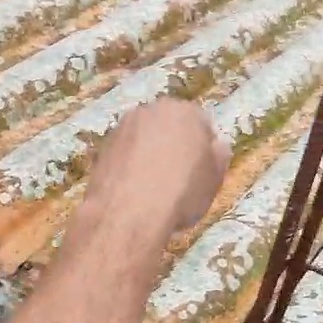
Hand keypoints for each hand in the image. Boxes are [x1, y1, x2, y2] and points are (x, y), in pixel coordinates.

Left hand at [74, 99, 229, 243]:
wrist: (129, 212)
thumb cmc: (181, 192)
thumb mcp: (215, 179)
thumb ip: (219, 155)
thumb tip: (214, 145)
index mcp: (186, 112)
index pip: (202, 124)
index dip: (204, 149)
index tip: (201, 171)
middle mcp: (153, 109)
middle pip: (170, 126)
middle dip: (175, 145)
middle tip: (178, 177)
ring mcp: (124, 126)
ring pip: (145, 137)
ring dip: (150, 153)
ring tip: (153, 185)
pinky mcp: (103, 145)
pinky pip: (126, 152)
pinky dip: (131, 165)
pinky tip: (134, 189)